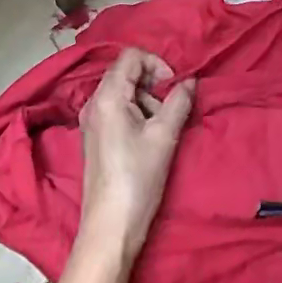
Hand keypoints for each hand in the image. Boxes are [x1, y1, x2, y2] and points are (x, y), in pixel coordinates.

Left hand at [77, 48, 194, 259]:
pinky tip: (150, 139)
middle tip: (171, 109)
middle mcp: (93, 102)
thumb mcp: (165, 135)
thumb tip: (190, 81)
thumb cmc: (138, 178)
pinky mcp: (95, 137)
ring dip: (148, 101)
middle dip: (153, 84)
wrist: (110, 227)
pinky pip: (118, 110)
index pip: (131, 56)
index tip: (174, 88)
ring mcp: (91, 120)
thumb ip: (179, 101)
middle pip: (126, 72)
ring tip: (162, 130)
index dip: (157, 63)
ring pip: (124, 92)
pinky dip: (137, 114)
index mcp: (107, 96)